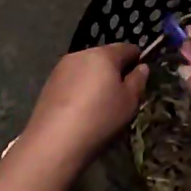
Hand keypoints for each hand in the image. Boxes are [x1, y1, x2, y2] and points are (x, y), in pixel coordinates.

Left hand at [17, 44, 148, 165]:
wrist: (54, 142)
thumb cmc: (100, 118)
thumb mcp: (129, 101)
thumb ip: (138, 80)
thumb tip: (141, 67)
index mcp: (103, 54)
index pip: (127, 48)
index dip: (137, 59)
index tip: (139, 76)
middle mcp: (81, 55)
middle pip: (105, 56)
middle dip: (115, 69)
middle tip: (121, 92)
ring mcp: (61, 68)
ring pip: (87, 67)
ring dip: (96, 78)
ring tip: (100, 102)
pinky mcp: (48, 84)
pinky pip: (73, 79)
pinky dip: (81, 88)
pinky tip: (82, 108)